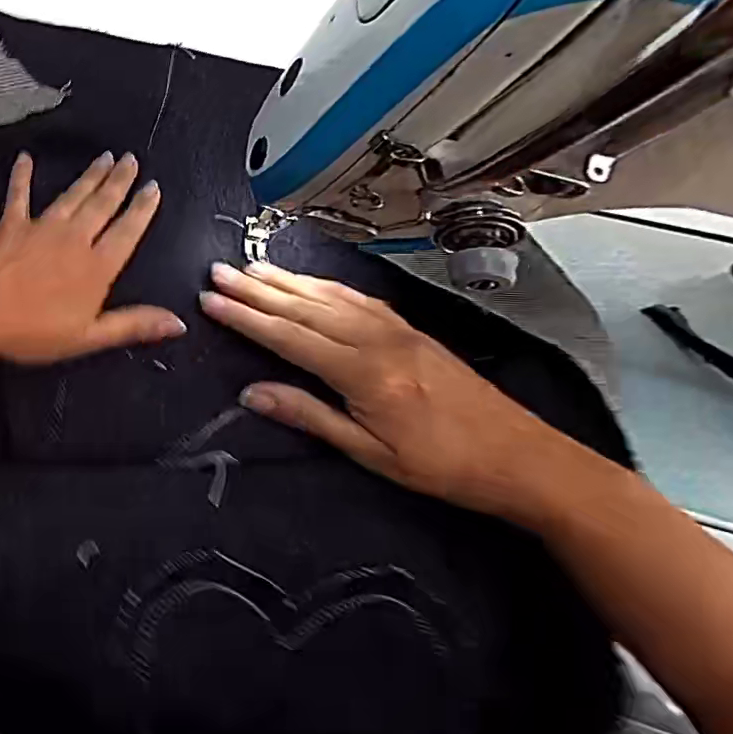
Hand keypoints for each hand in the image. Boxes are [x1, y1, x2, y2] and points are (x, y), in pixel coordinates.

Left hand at [0, 151, 185, 364]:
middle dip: (119, 181)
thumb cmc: (31, 331)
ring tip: (105, 157)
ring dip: (90, 176)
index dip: (142, 209)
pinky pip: (19, 195)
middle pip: (102, 204)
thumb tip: (180, 324)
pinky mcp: (10, 225)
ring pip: (72, 196)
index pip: (127, 231)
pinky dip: (22, 176)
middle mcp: (74, 239)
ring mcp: (41, 227)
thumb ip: (134, 325)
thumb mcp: (88, 337)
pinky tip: (25, 158)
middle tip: (132, 159)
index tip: (153, 187)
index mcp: (96, 266)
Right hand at [199, 261, 601, 521]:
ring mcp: (394, 327)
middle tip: (219, 272)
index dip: (245, 318)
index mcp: (363, 371)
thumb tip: (253, 393)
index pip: (288, 336)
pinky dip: (323, 285)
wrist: (520, 456)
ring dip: (285, 280)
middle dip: (255, 289)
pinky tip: (307, 281)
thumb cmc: (444, 465)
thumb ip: (309, 415)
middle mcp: (375, 338)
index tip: (212, 301)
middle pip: (302, 307)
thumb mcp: (371, 453)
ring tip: (251, 267)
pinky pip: (355, 296)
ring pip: (327, 295)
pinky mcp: (408, 327)